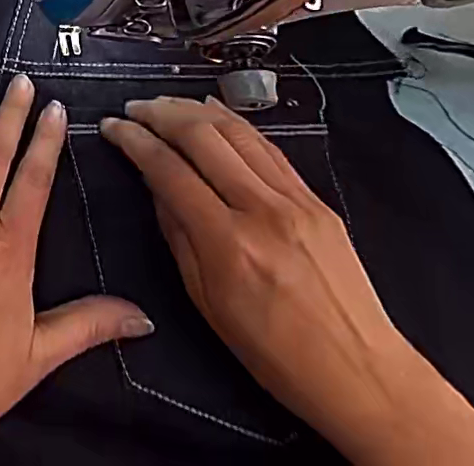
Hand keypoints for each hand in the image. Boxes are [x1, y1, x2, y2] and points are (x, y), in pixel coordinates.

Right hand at [101, 97, 473, 465]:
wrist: (360, 370)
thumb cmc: (275, 354)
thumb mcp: (207, 304)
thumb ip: (177, 236)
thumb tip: (157, 186)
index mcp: (228, 244)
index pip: (170, 170)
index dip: (135, 142)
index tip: (114, 127)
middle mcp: (262, 209)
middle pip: (202, 136)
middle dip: (160, 113)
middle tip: (135, 108)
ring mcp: (294, 197)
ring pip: (236, 130)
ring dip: (194, 108)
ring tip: (165, 102)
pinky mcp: (315, 196)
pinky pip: (267, 145)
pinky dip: (234, 122)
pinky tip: (214, 112)